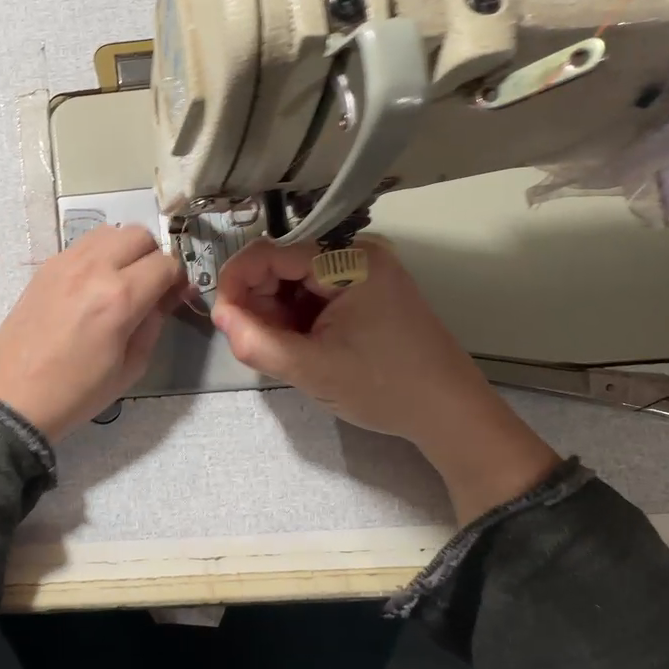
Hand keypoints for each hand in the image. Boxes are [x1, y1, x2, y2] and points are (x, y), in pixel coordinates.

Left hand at [0, 225, 191, 442]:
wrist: (15, 398)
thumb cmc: (76, 393)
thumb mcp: (130, 367)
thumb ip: (154, 324)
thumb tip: (167, 297)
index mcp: (119, 297)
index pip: (165, 264)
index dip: (176, 279)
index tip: (173, 296)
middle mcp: (92, 269)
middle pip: (138, 234)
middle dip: (151, 256)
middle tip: (147, 286)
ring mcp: (64, 264)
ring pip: (107, 232)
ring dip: (122, 249)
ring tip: (119, 281)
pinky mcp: (44, 268)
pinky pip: (80, 245)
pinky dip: (95, 255)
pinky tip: (90, 286)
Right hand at [211, 236, 558, 521]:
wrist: (450, 415)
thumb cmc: (386, 389)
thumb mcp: (312, 370)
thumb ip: (256, 342)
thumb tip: (219, 315)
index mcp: (350, 261)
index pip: (270, 253)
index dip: (236, 282)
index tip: (222, 320)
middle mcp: (356, 255)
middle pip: (280, 265)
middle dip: (258, 303)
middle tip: (257, 344)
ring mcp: (363, 273)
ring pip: (292, 282)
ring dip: (275, 314)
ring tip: (285, 352)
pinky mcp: (364, 293)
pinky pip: (311, 295)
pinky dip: (295, 320)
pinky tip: (302, 348)